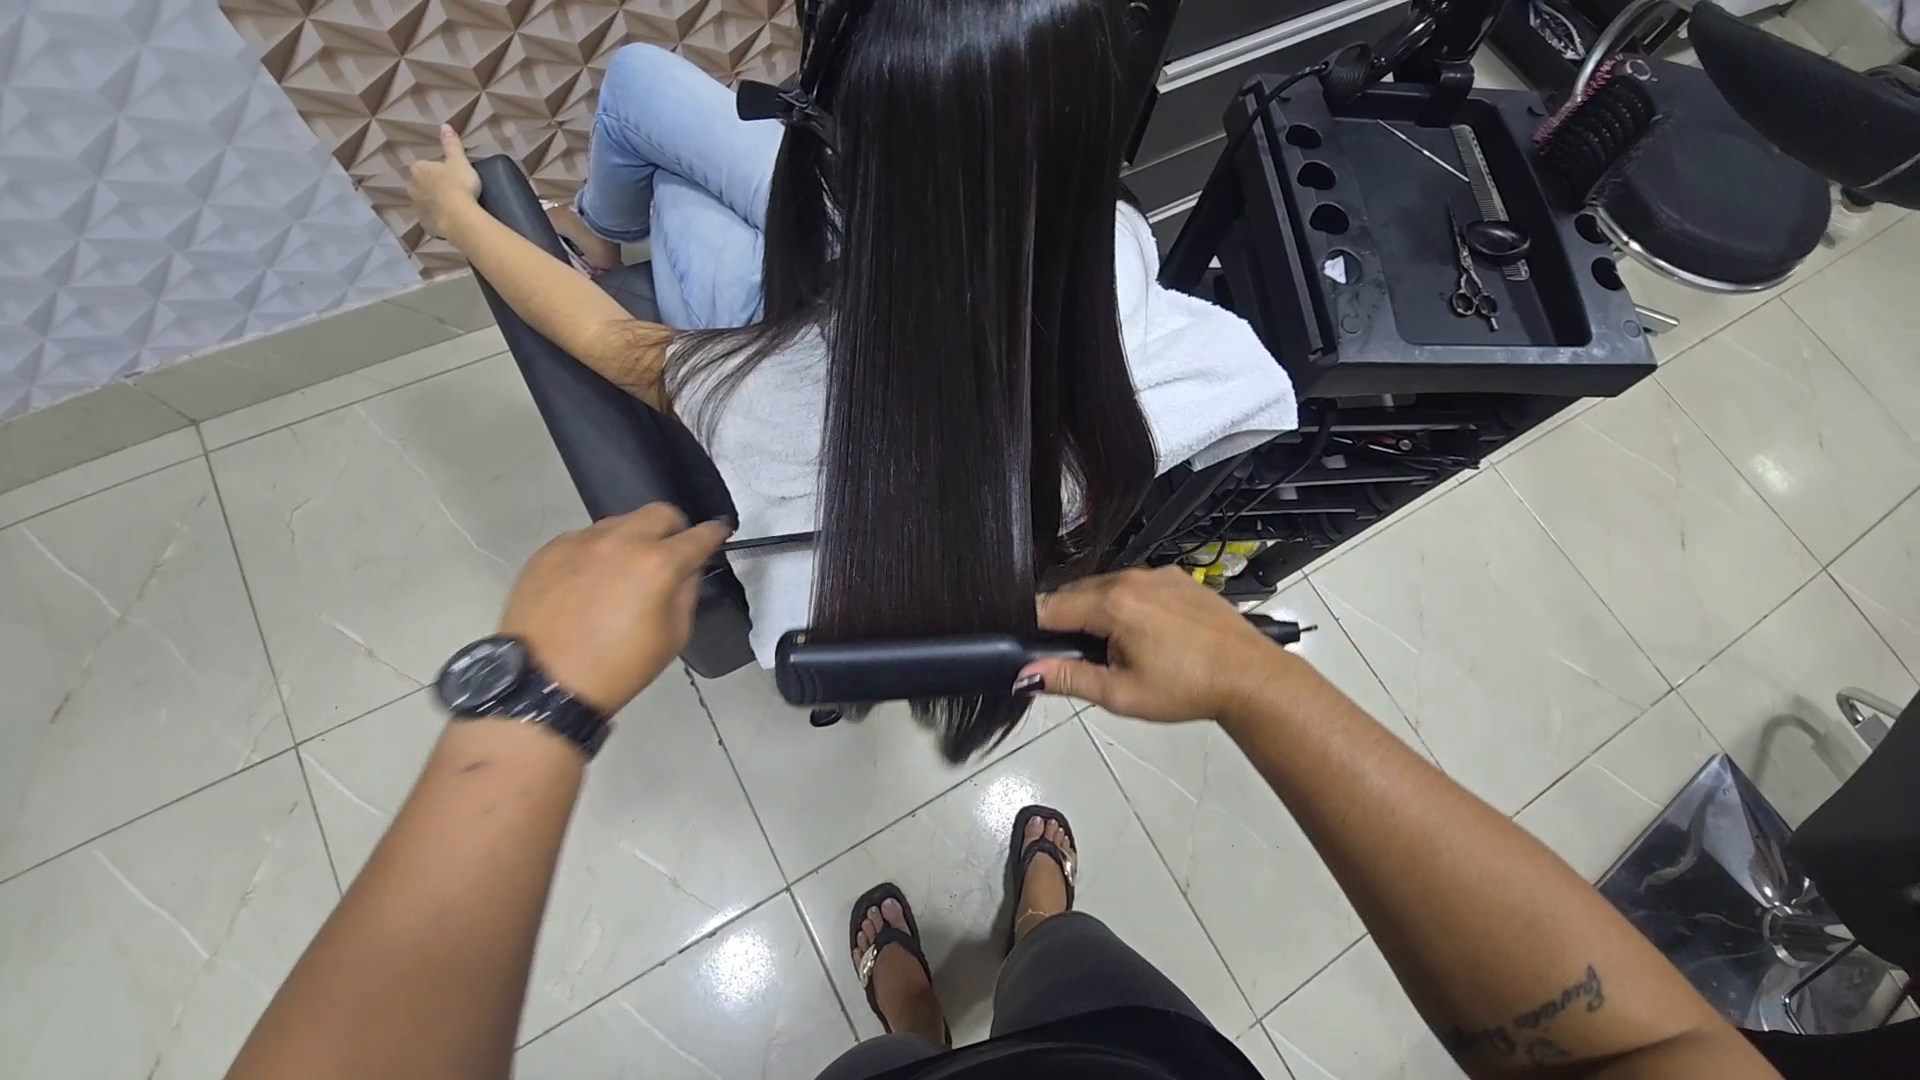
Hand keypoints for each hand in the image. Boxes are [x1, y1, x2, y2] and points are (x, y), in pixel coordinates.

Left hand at [407, 124, 481, 238]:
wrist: (460, 218)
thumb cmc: (459, 186)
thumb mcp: (460, 162)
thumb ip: (452, 145)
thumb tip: (445, 126)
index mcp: (418, 169)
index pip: (425, 168)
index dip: (438, 173)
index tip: (452, 179)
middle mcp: (412, 187)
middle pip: (421, 186)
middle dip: (433, 189)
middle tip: (453, 195)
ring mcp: (417, 208)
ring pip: (425, 204)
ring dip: (435, 206)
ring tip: (453, 211)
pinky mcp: (426, 226)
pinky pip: (432, 222)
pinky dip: (439, 222)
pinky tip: (451, 224)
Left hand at [499, 503, 731, 713]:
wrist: (545, 681)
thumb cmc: (620, 666)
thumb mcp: (674, 635)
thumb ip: (686, 591)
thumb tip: (687, 568)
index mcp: (659, 564)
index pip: (700, 535)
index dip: (715, 533)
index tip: (720, 534)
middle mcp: (622, 541)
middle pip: (661, 513)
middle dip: (675, 528)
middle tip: (672, 552)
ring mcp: (582, 541)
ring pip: (621, 522)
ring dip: (634, 538)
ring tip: (625, 570)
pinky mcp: (550, 550)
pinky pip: (586, 538)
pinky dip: (599, 552)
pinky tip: (591, 582)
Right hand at [1018, 567, 1299, 724]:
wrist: (1251, 677)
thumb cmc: (1184, 689)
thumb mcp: (1121, 694)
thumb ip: (1069, 678)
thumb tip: (1024, 673)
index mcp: (1111, 603)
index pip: (1051, 606)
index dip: (1034, 626)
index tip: (1031, 647)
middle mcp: (1130, 578)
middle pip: (1076, 593)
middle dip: (1068, 621)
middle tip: (1077, 657)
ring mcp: (1157, 574)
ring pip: (1106, 588)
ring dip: (1098, 612)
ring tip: (1114, 649)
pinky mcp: (1178, 577)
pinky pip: (1136, 585)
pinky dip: (1127, 604)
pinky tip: (1145, 633)